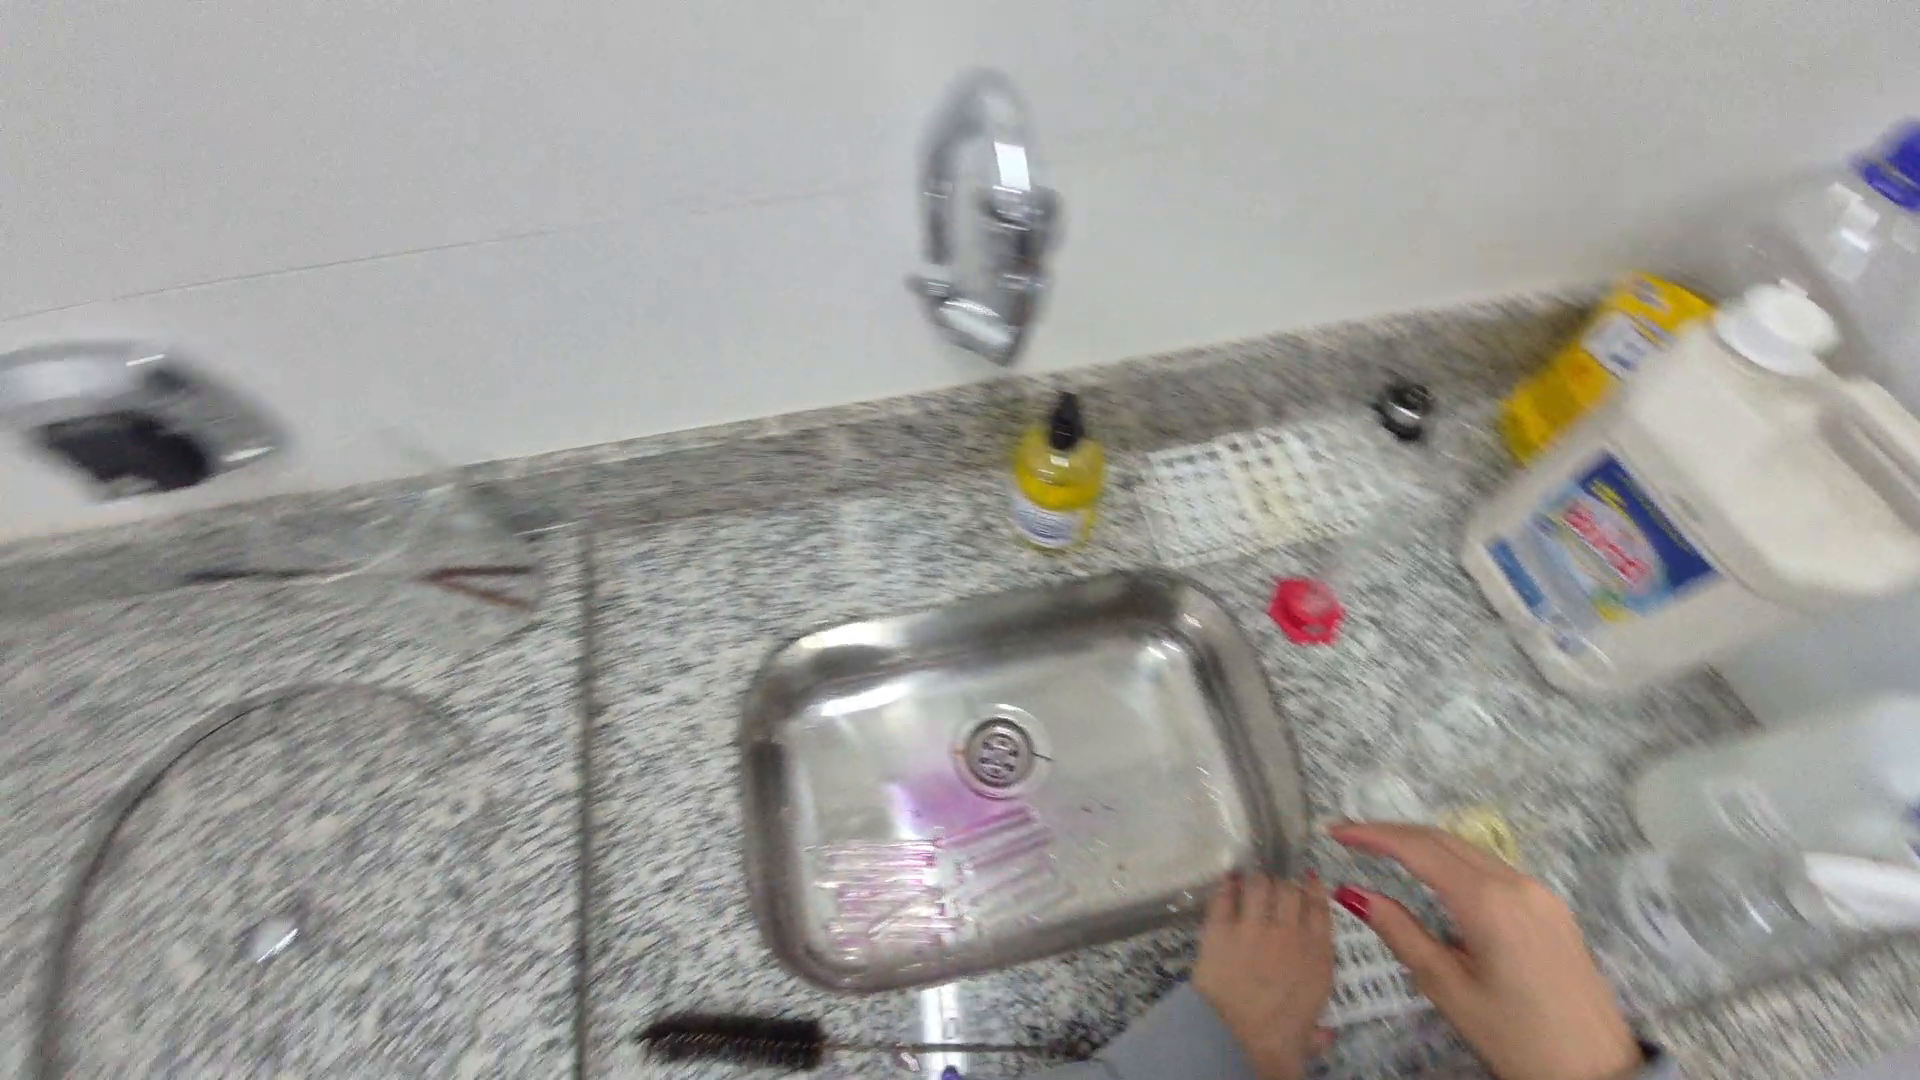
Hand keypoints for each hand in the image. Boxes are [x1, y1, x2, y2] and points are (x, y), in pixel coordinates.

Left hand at [1190, 873, 1334, 1079]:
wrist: (1232, 1040)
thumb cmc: (1275, 1046)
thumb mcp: (1306, 1042)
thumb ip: (1317, 1032)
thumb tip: (1325, 1034)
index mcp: (1318, 961)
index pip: (1320, 911)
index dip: (1314, 890)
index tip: (1308, 878)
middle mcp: (1289, 934)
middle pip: (1289, 890)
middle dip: (1283, 883)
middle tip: (1275, 884)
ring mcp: (1253, 926)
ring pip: (1259, 884)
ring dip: (1256, 881)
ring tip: (1250, 881)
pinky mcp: (1220, 925)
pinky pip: (1225, 895)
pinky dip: (1227, 885)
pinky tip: (1227, 881)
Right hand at [1330, 822, 1640, 1079]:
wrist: (1602, 1077)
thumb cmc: (1516, 1036)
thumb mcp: (1447, 987)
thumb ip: (1399, 931)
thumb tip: (1350, 892)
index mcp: (1488, 901)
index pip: (1418, 849)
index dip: (1372, 834)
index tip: (1335, 831)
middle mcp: (1516, 883)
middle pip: (1441, 839)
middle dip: (1391, 832)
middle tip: (1349, 835)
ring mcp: (1538, 892)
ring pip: (1465, 848)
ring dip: (1420, 842)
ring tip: (1380, 848)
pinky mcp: (1549, 906)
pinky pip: (1488, 865)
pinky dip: (1449, 858)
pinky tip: (1429, 870)